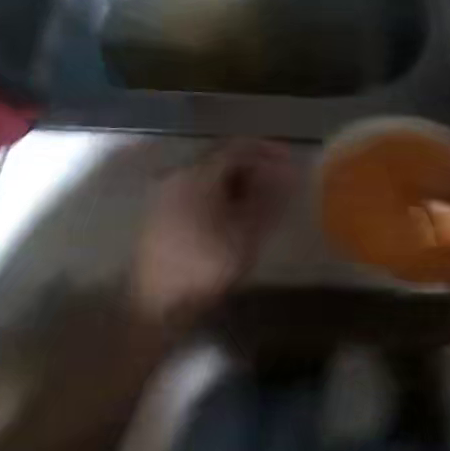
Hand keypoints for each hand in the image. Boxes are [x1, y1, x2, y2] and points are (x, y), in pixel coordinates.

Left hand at [131, 140, 295, 326]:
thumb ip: (269, 196)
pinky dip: (218, 194)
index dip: (267, 150)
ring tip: (261, 200)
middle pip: (220, 157)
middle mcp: (176, 174)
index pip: (238, 147)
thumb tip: (287, 170)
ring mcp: (164, 192)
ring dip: (236, 182)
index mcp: (197, 174)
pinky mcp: (159, 212)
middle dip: (252, 166)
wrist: (159, 303)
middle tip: (279, 182)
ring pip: (207, 175)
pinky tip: (233, 213)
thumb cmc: (207, 266)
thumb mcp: (247, 232)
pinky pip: (194, 190)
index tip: (290, 160)